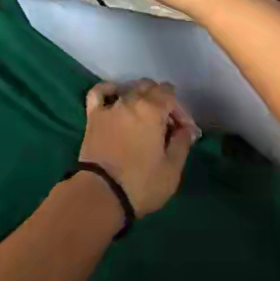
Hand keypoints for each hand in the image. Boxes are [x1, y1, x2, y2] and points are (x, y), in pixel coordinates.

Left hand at [77, 79, 197, 217]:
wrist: (102, 192)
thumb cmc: (142, 183)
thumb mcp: (172, 168)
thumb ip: (182, 143)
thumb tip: (186, 129)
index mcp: (151, 110)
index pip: (169, 94)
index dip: (180, 110)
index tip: (185, 131)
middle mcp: (129, 101)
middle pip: (149, 87)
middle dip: (162, 101)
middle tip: (168, 126)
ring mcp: (109, 107)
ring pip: (128, 89)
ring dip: (141, 97)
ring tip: (147, 116)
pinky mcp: (92, 116)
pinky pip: (99, 92)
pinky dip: (109, 90)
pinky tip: (116, 96)